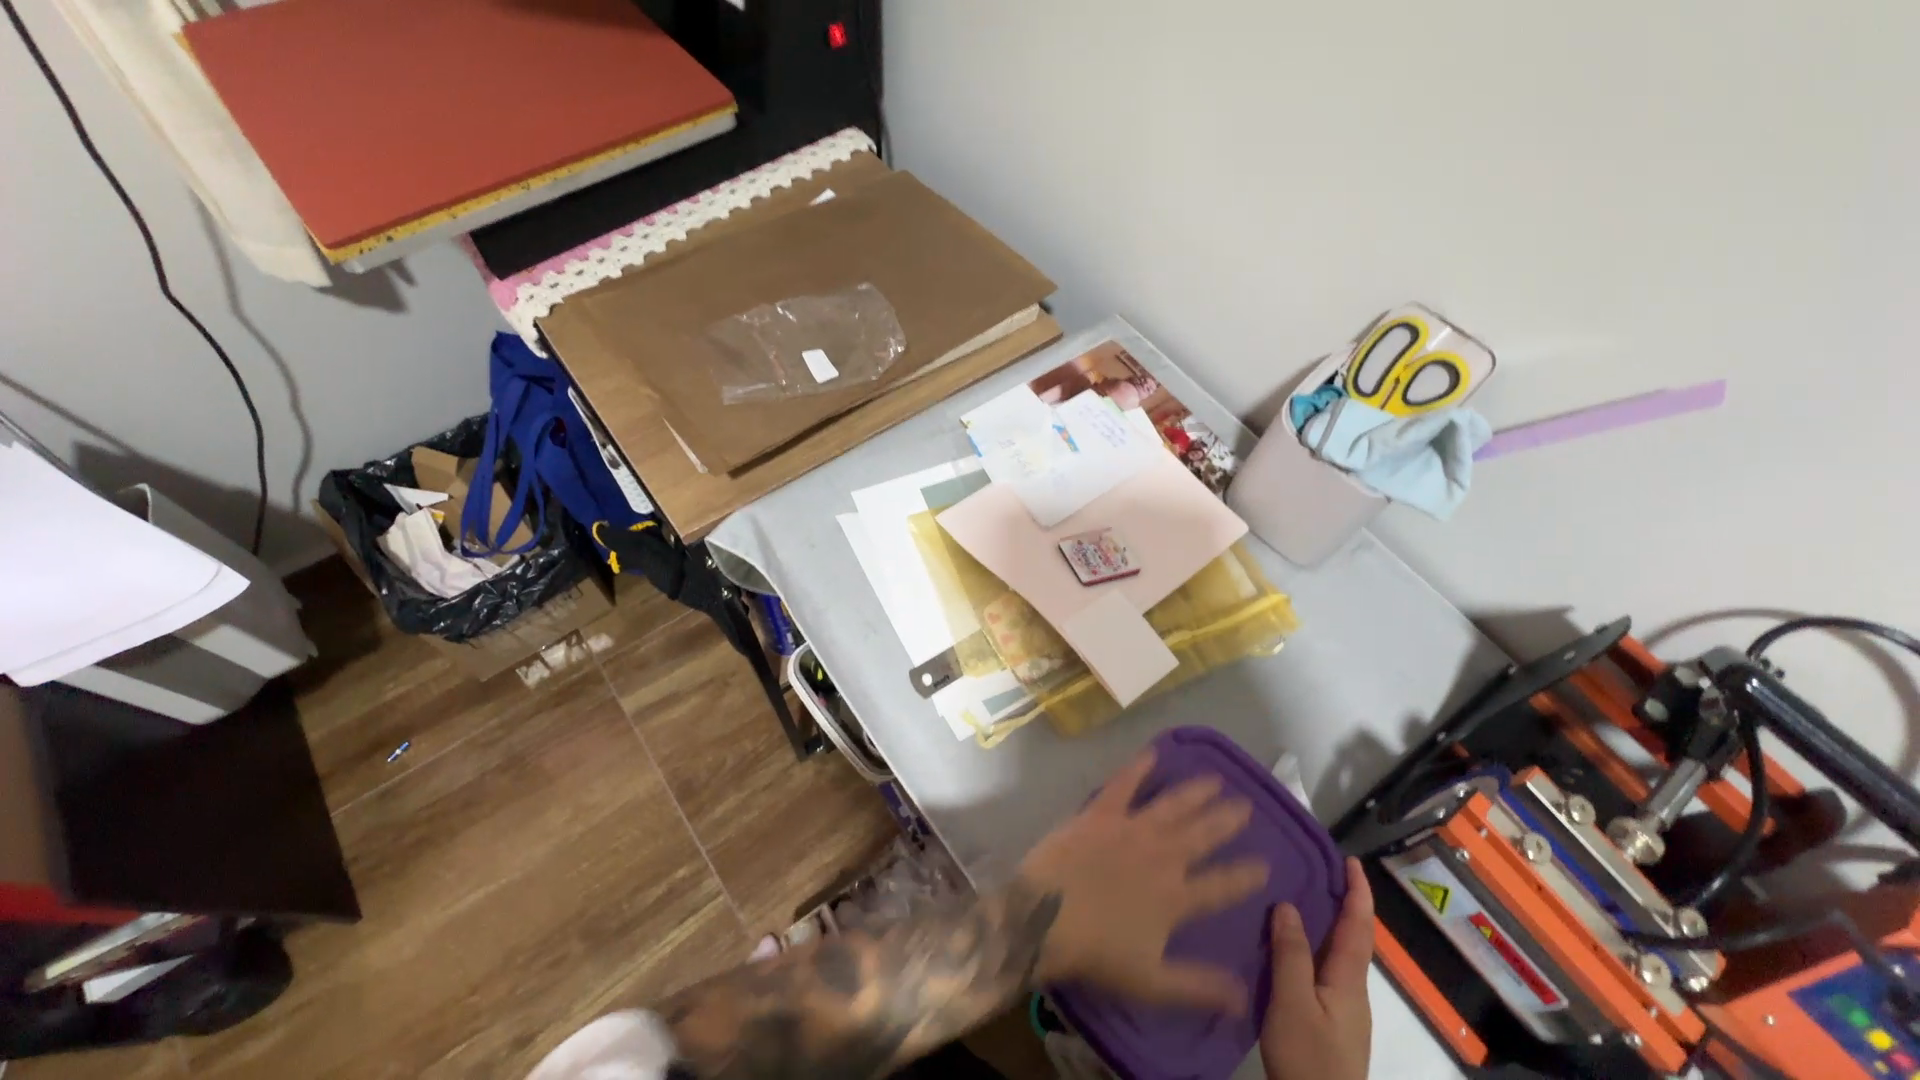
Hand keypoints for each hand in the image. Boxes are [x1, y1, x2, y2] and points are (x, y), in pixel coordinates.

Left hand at [1018, 749, 1268, 1014]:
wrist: (1042, 918)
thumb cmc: (1096, 953)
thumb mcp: (1152, 982)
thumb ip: (1199, 986)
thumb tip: (1244, 998)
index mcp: (1177, 897)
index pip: (1222, 885)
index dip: (1245, 875)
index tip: (1266, 865)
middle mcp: (1162, 856)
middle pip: (1202, 835)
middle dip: (1226, 821)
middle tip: (1247, 805)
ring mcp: (1131, 830)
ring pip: (1172, 806)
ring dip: (1195, 792)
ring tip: (1215, 780)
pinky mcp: (1099, 814)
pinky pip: (1124, 785)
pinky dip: (1139, 767)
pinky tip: (1152, 752)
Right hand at [1260, 857, 1373, 1079]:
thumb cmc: (1308, 1059)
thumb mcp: (1292, 1003)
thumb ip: (1290, 954)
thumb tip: (1287, 905)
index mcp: (1348, 980)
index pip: (1358, 926)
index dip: (1357, 892)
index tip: (1352, 860)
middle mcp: (1352, 991)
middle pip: (1354, 939)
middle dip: (1345, 904)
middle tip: (1321, 872)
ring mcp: (1344, 1012)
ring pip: (1340, 957)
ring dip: (1329, 926)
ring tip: (1302, 900)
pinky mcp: (1331, 1027)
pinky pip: (1327, 973)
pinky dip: (1315, 949)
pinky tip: (1290, 951)